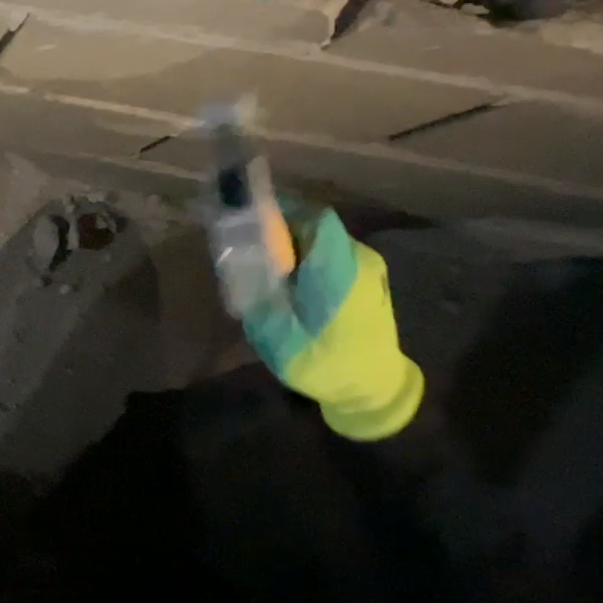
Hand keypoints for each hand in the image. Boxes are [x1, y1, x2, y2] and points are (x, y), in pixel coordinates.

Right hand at [241, 205, 424, 440]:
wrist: (372, 392)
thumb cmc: (324, 363)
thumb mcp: (277, 333)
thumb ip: (255, 289)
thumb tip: (229, 255)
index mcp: (339, 270)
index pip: (312, 218)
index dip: (278, 209)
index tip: (243, 214)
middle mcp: (357, 261)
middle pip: (311, 224)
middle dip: (274, 226)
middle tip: (240, 240)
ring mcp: (364, 269)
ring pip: (317, 238)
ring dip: (287, 241)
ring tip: (257, 259)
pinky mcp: (362, 280)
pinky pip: (326, 252)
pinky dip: (301, 254)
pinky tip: (282, 276)